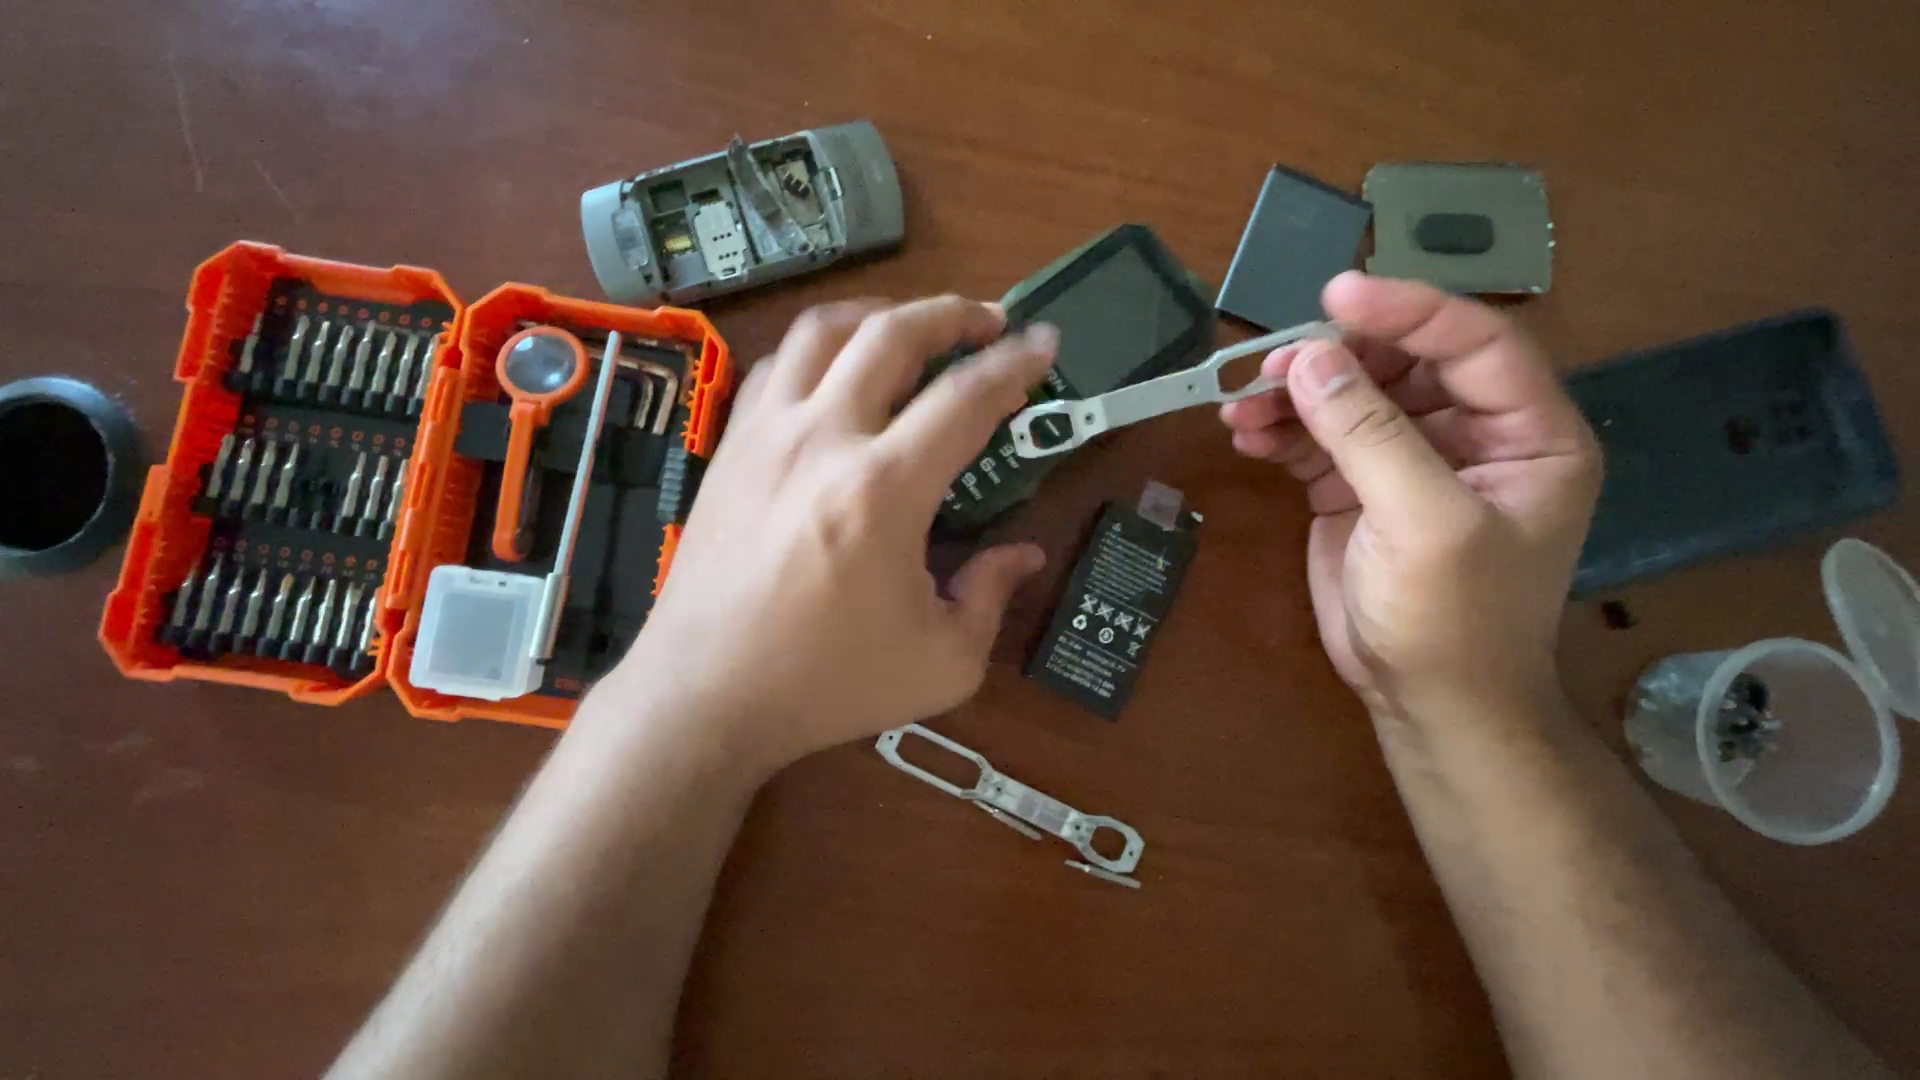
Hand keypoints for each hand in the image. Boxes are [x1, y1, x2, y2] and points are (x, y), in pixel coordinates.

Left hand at [618, 297, 1057, 771]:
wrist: (706, 694)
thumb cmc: (828, 684)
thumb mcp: (942, 661)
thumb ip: (991, 595)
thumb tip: (1022, 553)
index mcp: (883, 490)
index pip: (965, 398)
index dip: (1015, 364)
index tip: (1045, 342)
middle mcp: (823, 440)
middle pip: (891, 335)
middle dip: (952, 313)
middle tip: (989, 320)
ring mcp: (766, 435)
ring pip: (823, 330)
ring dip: (880, 314)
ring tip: (913, 327)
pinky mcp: (729, 447)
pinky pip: (775, 365)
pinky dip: (818, 348)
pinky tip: (837, 370)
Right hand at [1219, 272, 1601, 716]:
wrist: (1425, 698)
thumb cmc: (1452, 618)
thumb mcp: (1424, 522)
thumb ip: (1369, 435)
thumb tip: (1309, 359)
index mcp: (1526, 433)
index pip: (1474, 343)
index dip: (1408, 310)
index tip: (1336, 293)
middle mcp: (1469, 434)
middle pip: (1399, 364)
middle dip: (1334, 359)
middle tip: (1271, 363)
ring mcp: (1406, 460)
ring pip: (1346, 398)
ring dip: (1293, 396)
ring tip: (1243, 407)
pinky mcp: (1355, 487)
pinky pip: (1314, 439)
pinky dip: (1278, 431)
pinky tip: (1245, 434)